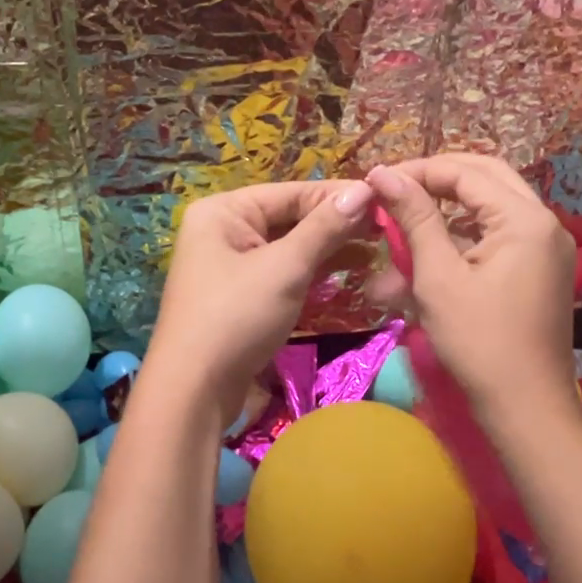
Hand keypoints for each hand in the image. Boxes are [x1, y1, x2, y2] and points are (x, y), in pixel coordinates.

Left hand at [146, 179, 374, 419]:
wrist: (193, 392)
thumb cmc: (236, 317)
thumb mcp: (285, 268)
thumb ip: (325, 228)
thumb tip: (365, 190)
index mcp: (224, 210)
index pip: (292, 192)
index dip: (339, 196)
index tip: (386, 199)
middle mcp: (225, 229)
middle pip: (291, 217)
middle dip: (337, 223)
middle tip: (388, 226)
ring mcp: (232, 264)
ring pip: (290, 246)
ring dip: (331, 248)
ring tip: (378, 248)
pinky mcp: (243, 295)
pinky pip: (284, 271)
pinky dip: (315, 271)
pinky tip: (352, 271)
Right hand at [367, 155, 577, 421]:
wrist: (528, 412)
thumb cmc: (479, 343)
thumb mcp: (438, 276)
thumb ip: (415, 217)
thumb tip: (383, 172)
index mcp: (525, 218)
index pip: (464, 172)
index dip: (416, 171)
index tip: (375, 181)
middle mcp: (544, 222)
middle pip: (483, 178)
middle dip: (434, 181)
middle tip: (393, 190)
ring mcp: (547, 247)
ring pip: (489, 207)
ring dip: (445, 211)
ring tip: (402, 224)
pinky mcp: (540, 269)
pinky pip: (497, 236)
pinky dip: (461, 239)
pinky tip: (425, 256)